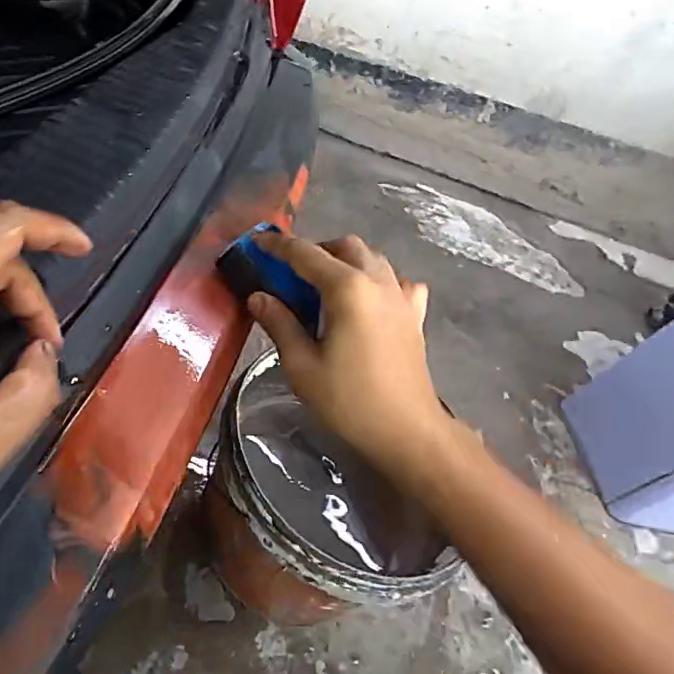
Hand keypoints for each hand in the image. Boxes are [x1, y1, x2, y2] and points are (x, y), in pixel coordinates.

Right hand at [246, 232, 465, 488]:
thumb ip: (280, 324)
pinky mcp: (415, 315)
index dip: (278, 245)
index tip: (257, 241)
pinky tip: (368, 301)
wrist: (407, 431)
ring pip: (373, 258)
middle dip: (315, 250)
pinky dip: (378, 281)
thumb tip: (258, 297)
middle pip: (345, 247)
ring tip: (324, 286)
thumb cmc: (349, 400)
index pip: (305, 254)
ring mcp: (402, 296)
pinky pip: (397, 282)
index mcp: (347, 289)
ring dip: (346, 261)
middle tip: (291, 273)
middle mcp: (378, 281)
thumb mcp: (302, 365)